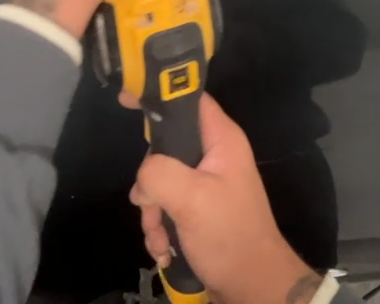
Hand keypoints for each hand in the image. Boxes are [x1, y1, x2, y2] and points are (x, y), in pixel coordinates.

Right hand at [131, 94, 322, 303]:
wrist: (253, 289)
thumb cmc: (229, 235)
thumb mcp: (192, 198)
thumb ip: (160, 173)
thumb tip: (144, 176)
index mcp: (221, 138)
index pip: (188, 99)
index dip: (159, 94)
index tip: (126, 99)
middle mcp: (213, 154)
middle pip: (166, 145)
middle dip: (151, 179)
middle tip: (150, 203)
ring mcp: (205, 182)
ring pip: (161, 180)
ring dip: (152, 211)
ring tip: (159, 237)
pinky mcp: (197, 209)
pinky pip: (166, 205)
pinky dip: (159, 227)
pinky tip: (163, 249)